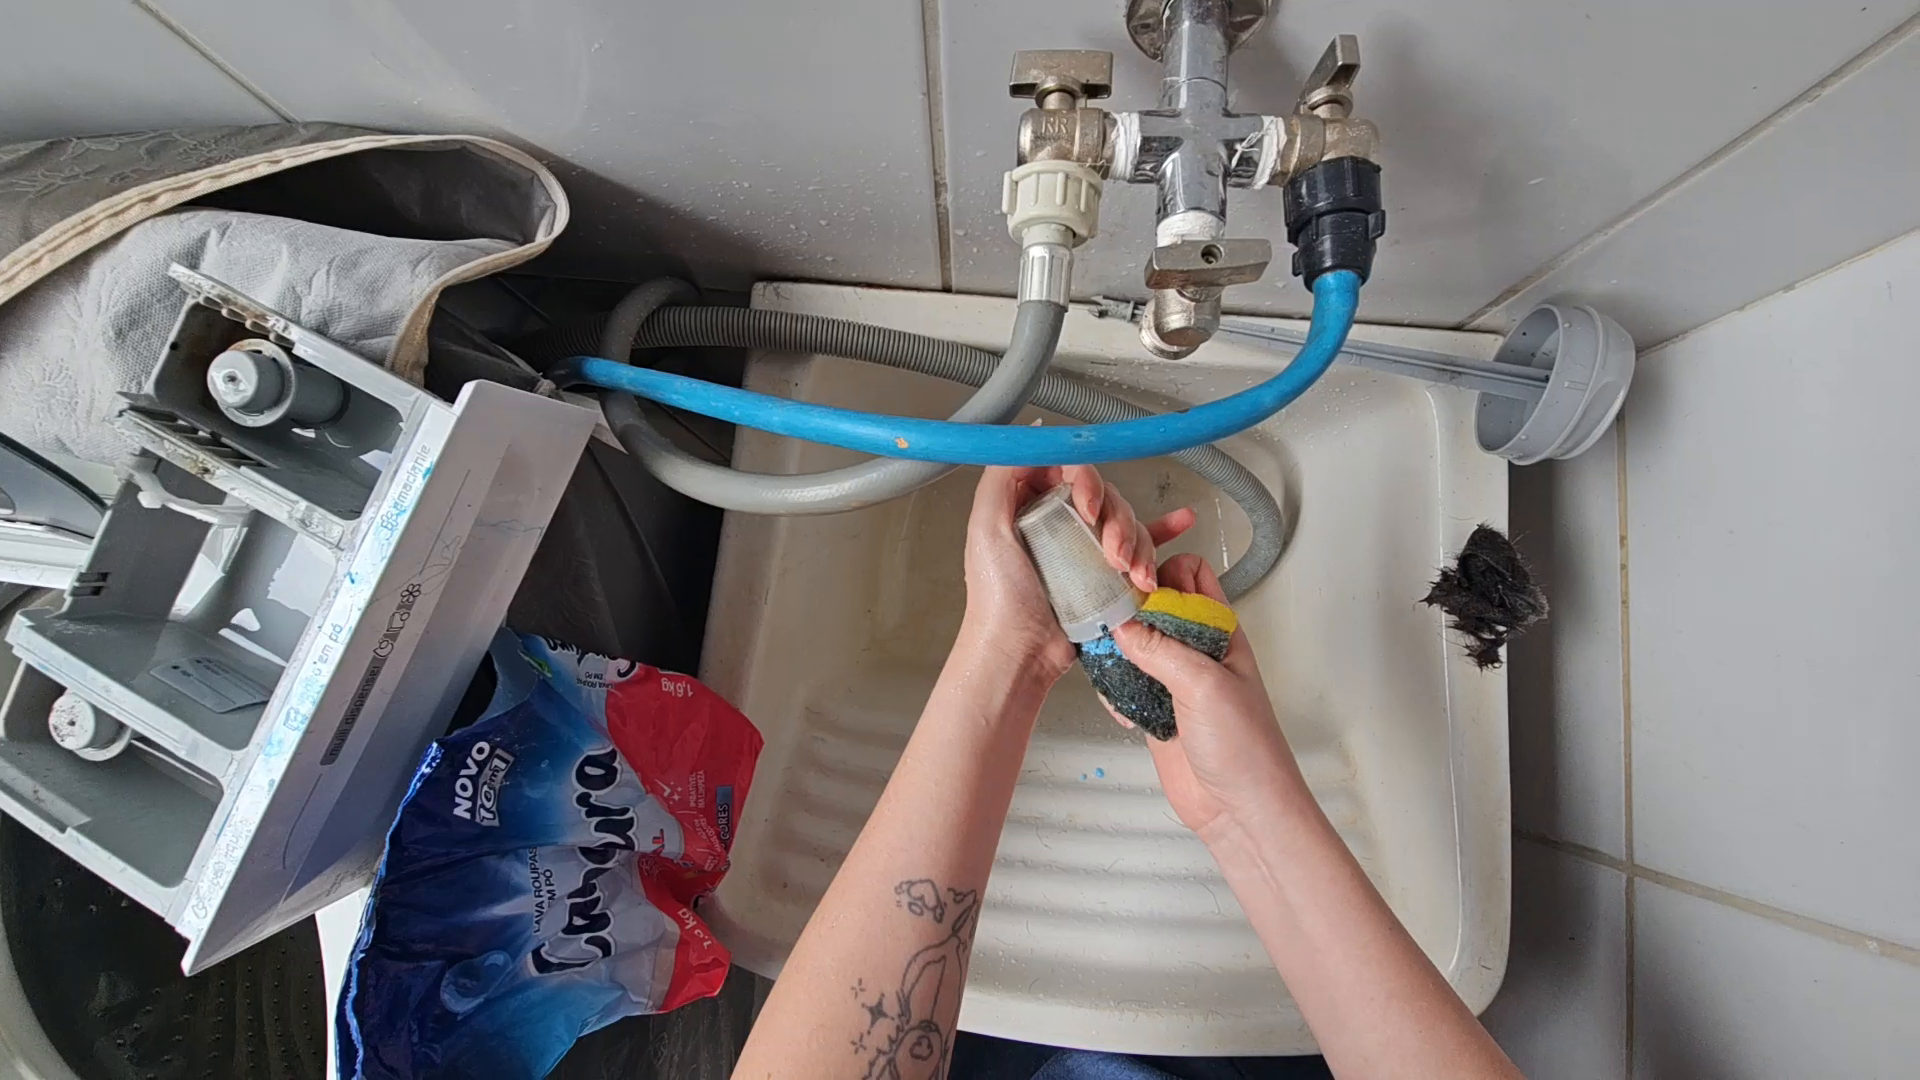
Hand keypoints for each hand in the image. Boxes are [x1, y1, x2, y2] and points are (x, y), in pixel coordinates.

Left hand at [958, 465, 1194, 682]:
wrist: (1019, 654)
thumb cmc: (998, 599)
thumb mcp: (986, 528)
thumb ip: (1000, 476)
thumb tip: (1031, 434)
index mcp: (1027, 506)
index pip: (1067, 471)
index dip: (1085, 481)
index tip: (1088, 507)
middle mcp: (1055, 522)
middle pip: (1103, 496)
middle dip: (1115, 520)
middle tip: (1110, 550)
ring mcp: (1081, 548)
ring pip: (1124, 521)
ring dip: (1136, 541)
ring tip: (1132, 572)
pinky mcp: (1102, 574)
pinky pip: (1139, 545)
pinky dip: (1161, 534)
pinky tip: (1181, 523)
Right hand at [1110, 555, 1302, 836]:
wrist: (1241, 812)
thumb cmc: (1245, 746)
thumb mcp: (1204, 684)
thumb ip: (1161, 648)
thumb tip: (1120, 623)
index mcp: (1219, 631)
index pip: (1190, 575)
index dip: (1162, 572)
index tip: (1134, 587)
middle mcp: (1195, 649)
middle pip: (1154, 607)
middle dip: (1128, 608)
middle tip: (1106, 618)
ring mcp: (1173, 680)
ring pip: (1134, 644)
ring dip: (1114, 649)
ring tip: (1104, 660)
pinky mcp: (1154, 710)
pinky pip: (1124, 684)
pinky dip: (1113, 688)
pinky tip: (1118, 705)